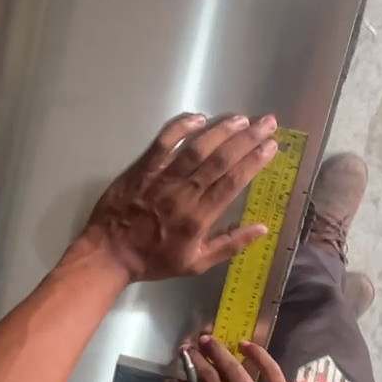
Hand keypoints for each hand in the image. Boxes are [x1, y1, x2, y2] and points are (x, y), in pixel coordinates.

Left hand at [78, 112, 278, 281]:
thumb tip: (262, 227)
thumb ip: (230, 245)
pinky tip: (198, 117)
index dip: (254, 161)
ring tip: (241, 118)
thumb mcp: (196, 264)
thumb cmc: (154, 260)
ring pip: (195, 148)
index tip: (271, 146)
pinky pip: (162, 143)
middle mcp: (183, 195)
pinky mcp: (141, 169)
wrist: (109, 254)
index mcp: (199, 219)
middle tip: (267, 123)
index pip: (233, 183)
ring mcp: (161, 180)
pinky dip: (180, 127)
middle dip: (247, 139)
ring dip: (220, 130)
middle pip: (220, 160)